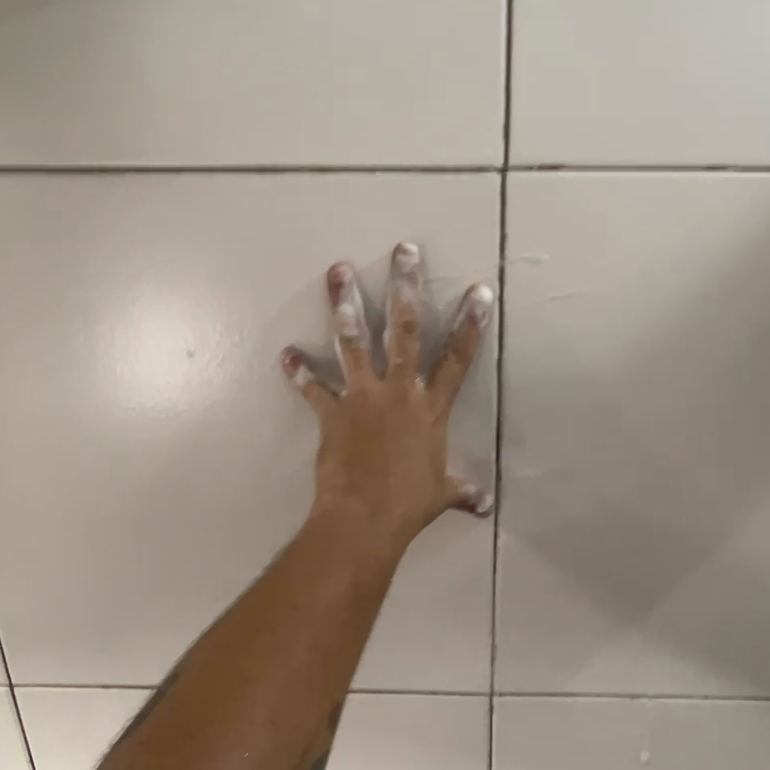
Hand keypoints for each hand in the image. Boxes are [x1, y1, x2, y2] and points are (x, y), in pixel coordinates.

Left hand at [280, 243, 495, 555]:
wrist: (365, 518)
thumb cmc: (408, 506)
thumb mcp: (440, 494)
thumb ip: (460, 491)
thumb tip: (483, 505)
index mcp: (430, 409)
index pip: (457, 358)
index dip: (470, 324)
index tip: (479, 292)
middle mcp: (398, 392)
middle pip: (404, 330)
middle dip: (405, 287)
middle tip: (404, 251)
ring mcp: (362, 398)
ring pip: (354, 342)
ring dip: (345, 304)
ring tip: (337, 270)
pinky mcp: (332, 413)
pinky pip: (313, 388)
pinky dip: (299, 372)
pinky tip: (286, 354)